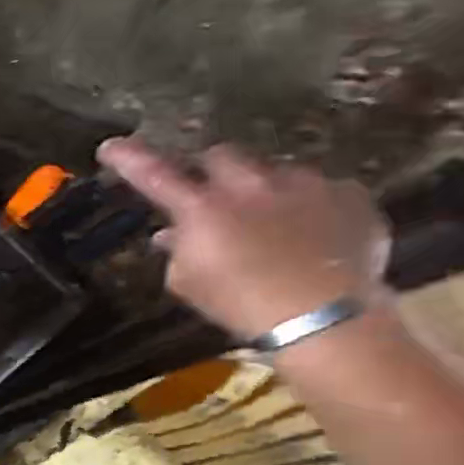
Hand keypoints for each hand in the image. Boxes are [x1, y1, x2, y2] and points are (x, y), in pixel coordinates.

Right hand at [98, 138, 391, 340]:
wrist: (323, 317)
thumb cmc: (238, 302)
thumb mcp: (187, 280)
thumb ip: (177, 249)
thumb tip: (172, 234)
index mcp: (201, 209)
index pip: (153, 174)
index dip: (130, 159)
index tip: (112, 146)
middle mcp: (251, 187)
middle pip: (222, 155)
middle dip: (210, 169)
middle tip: (208, 190)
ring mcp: (306, 187)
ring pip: (275, 170)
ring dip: (262, 187)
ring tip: (267, 216)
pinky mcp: (352, 197)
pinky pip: (323, 188)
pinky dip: (309, 203)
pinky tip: (309, 228)